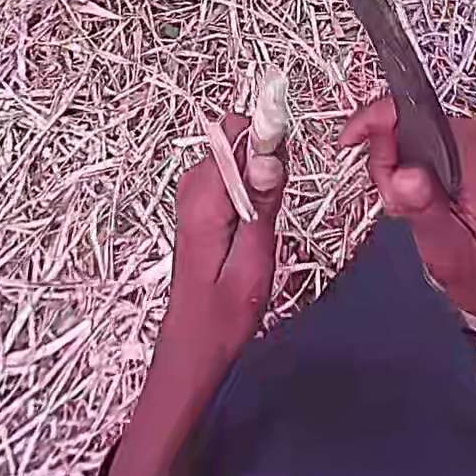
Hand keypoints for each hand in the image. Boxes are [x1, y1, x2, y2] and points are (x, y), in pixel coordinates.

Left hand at [108, 114, 285, 475]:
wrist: (194, 343)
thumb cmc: (223, 314)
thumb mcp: (253, 262)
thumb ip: (262, 203)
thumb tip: (269, 154)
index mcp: (203, 195)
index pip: (235, 132)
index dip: (266, 142)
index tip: (282, 168)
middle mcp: (193, 183)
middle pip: (237, 137)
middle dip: (266, 159)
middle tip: (274, 204)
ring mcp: (194, 189)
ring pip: (238, 152)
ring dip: (261, 174)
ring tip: (263, 220)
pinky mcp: (201, 197)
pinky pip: (232, 170)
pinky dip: (251, 185)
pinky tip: (254, 221)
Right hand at [338, 97, 475, 411]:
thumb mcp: (450, 248)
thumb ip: (425, 209)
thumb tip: (403, 176)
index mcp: (472, 144)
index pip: (406, 109)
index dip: (372, 124)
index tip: (350, 141)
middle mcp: (468, 136)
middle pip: (397, 124)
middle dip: (385, 164)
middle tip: (399, 202)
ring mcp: (460, 144)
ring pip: (397, 139)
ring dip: (391, 176)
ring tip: (410, 210)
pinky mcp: (452, 155)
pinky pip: (406, 151)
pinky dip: (399, 179)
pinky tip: (414, 205)